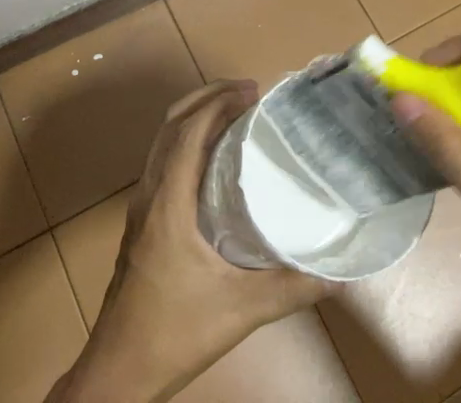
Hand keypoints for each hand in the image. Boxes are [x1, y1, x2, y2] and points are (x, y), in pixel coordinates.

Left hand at [49, 80, 334, 402]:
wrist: (119, 369)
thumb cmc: (175, 332)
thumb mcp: (241, 310)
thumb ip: (292, 288)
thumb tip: (341, 274)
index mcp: (167, 203)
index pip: (187, 133)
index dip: (218, 103)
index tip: (253, 92)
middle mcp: (148, 195)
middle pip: (169, 126)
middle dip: (206, 98)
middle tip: (248, 92)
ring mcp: (141, 208)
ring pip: (162, 144)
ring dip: (194, 118)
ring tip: (236, 114)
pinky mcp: (142, 223)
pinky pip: (163, 164)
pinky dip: (187, 143)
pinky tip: (216, 161)